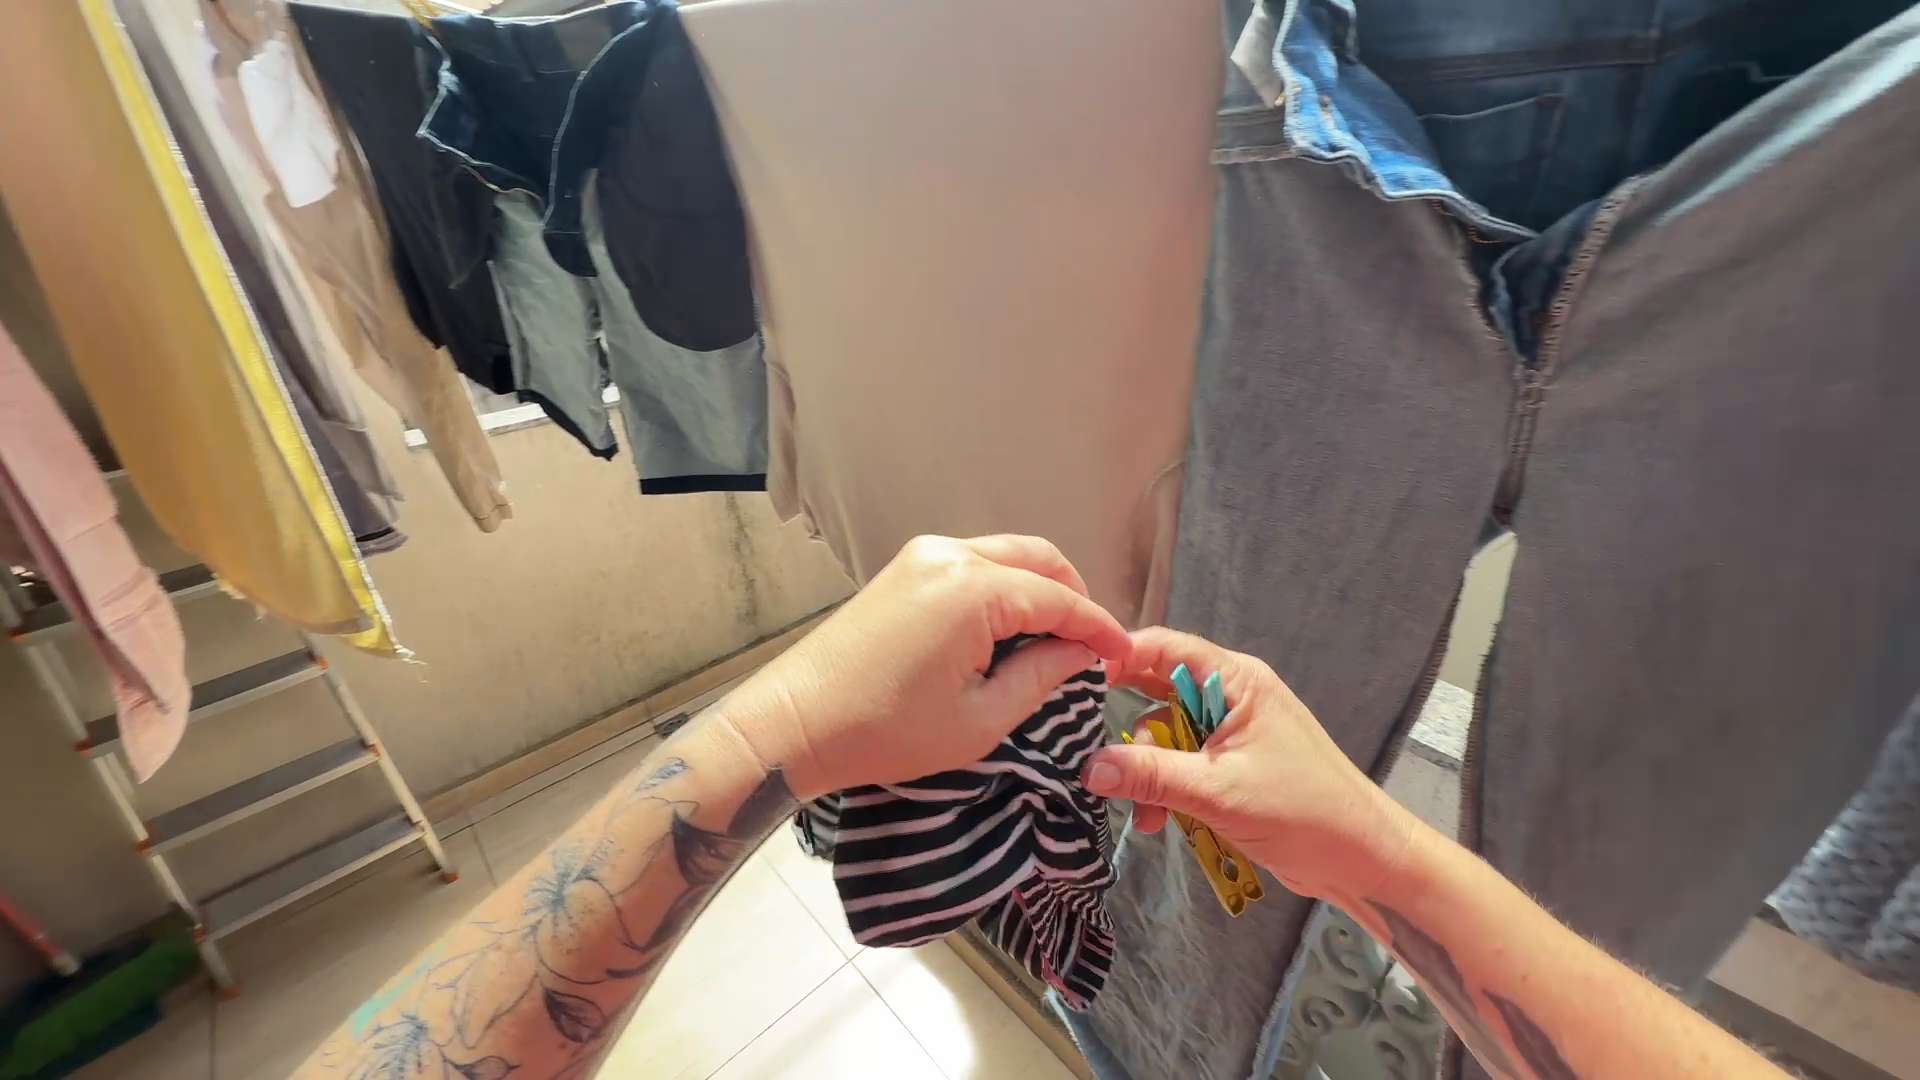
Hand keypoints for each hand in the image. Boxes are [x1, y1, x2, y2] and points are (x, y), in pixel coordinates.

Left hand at [719, 535, 1132, 799]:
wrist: (796, 721)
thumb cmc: (887, 731)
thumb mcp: (980, 719)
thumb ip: (1041, 676)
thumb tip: (1080, 653)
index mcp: (972, 589)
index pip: (1058, 598)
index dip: (1098, 626)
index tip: (1124, 653)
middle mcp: (949, 554)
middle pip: (1036, 557)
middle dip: (1073, 594)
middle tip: (1090, 642)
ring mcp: (922, 554)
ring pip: (1004, 555)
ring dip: (1038, 588)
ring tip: (1054, 637)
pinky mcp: (905, 567)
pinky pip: (973, 564)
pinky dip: (1003, 587)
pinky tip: (1009, 626)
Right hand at [1082, 627, 1415, 900]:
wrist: (1367, 861)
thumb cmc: (1303, 811)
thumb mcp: (1217, 792)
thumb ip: (1150, 775)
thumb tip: (1087, 767)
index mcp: (1234, 681)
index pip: (1163, 647)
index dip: (1118, 656)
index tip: (1074, 678)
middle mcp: (1227, 694)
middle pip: (1156, 687)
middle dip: (1124, 719)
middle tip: (1078, 735)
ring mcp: (1228, 729)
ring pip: (1163, 731)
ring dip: (1145, 766)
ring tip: (1137, 810)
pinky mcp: (1227, 762)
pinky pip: (1179, 760)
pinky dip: (1162, 786)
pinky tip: (1154, 821)